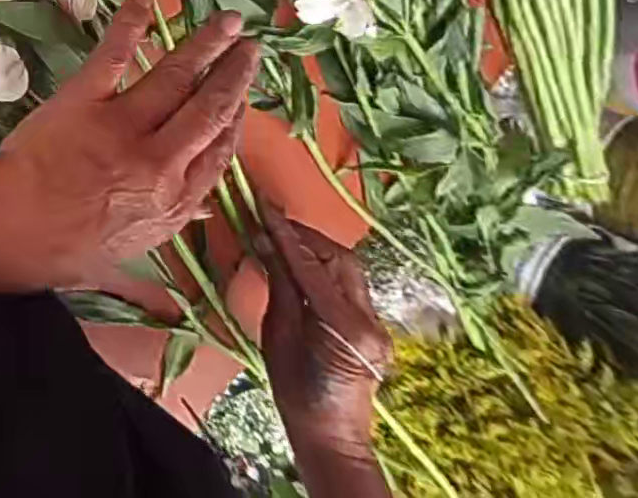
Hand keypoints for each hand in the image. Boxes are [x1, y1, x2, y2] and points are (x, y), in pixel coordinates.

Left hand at [0, 0, 258, 290]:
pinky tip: (144, 1)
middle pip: (210, 109)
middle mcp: (162, 162)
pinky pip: (116, 55)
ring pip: (176, 78)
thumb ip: (162, 245)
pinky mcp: (86, 100)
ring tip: (225, 22)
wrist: (9, 227)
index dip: (234, 121)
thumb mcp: (122, 262)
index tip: (241, 99)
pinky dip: (132, 25)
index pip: (219, 153)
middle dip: (234, 75)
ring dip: (204, 46)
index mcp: (174, 203)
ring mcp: (125, 127)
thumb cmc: (60, 247)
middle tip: (250, 47)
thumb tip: (192, 236)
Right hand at [255, 200, 390, 463]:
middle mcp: (370, 320)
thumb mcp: (277, 332)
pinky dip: (319, 266)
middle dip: (304, 235)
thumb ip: (279, 283)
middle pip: (340, 259)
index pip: (311, 264)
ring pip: (346, 267)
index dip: (284, 232)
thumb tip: (264, 241)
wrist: (330, 433)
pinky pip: (345, 283)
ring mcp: (375, 323)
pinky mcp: (371, 325)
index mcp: (346, 325)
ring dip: (312, 247)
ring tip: (278, 237)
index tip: (262, 205)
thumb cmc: (295, 388)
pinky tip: (295, 262)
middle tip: (269, 221)